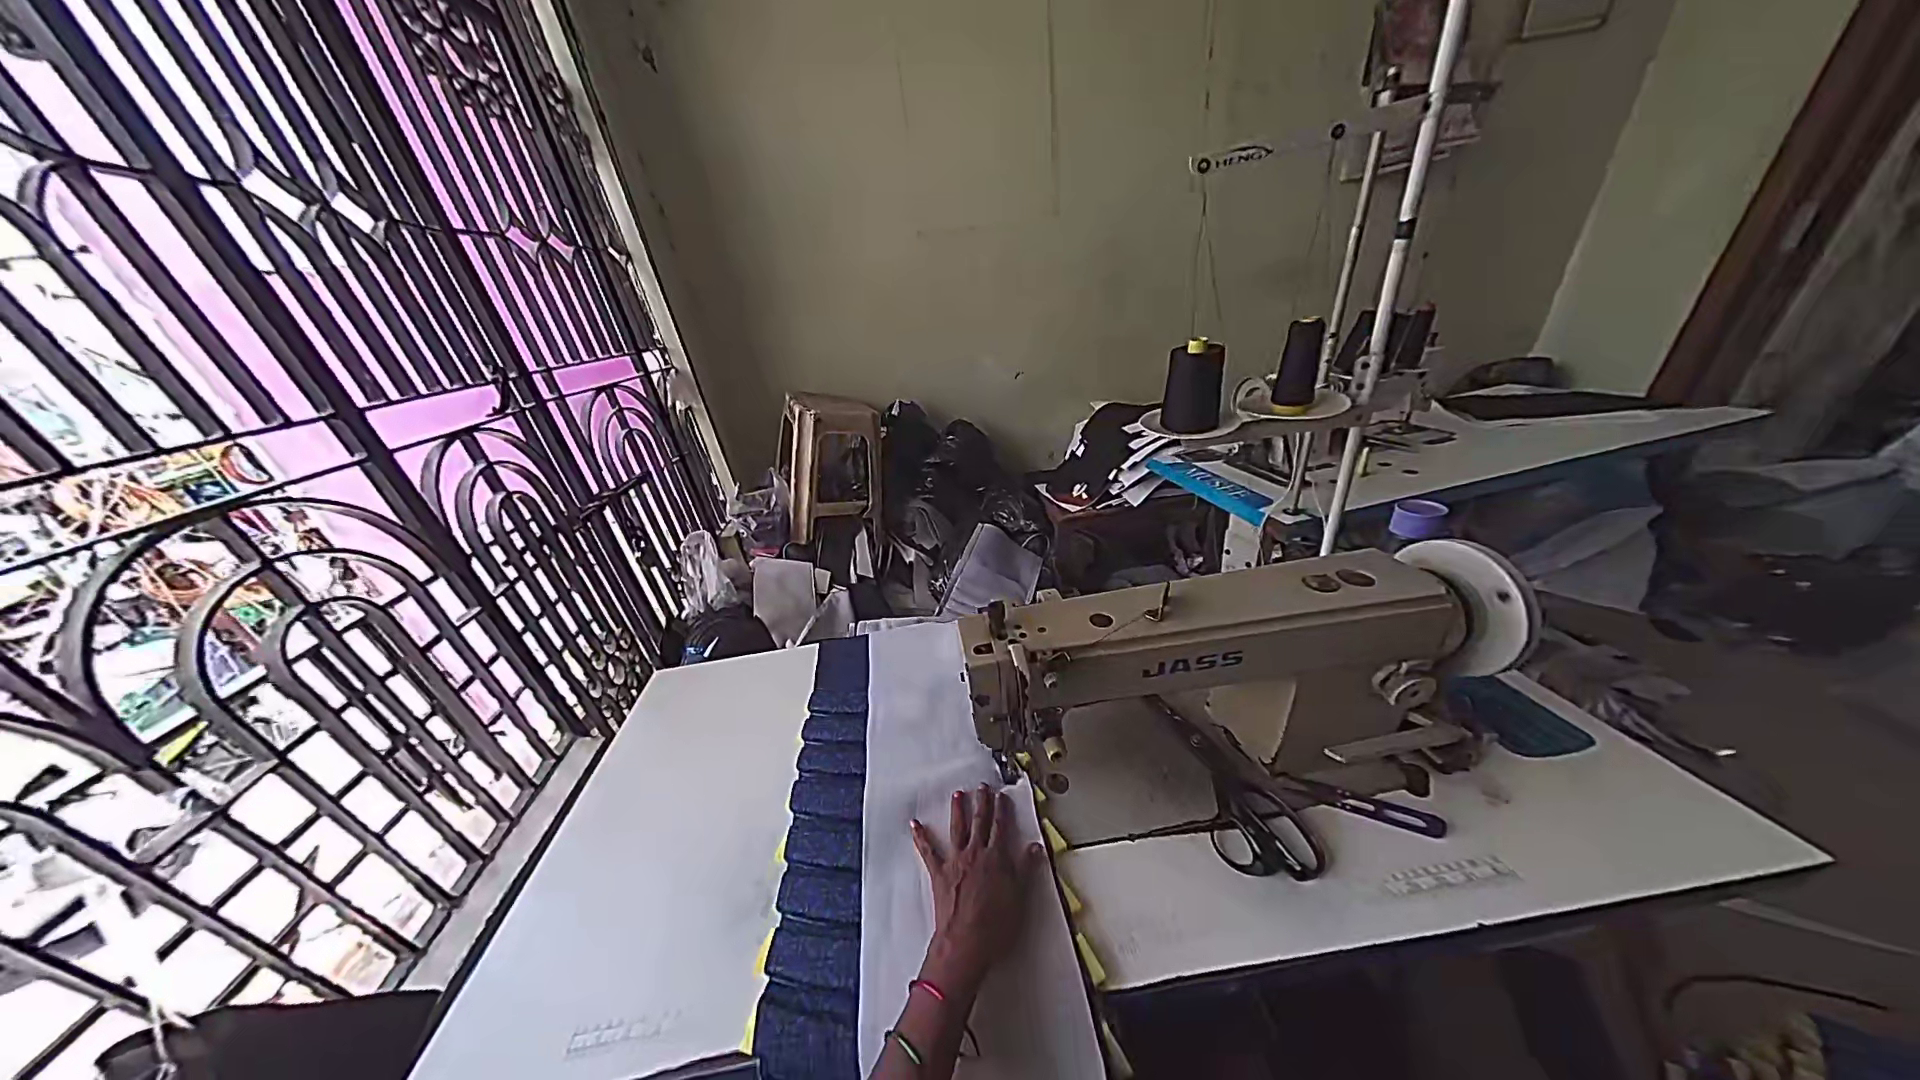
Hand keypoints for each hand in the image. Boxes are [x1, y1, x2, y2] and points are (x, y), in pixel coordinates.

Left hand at [910, 785, 1047, 993]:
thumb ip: (1026, 869)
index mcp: (996, 858)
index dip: (1002, 811)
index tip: (1002, 797)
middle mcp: (975, 854)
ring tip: (958, 795)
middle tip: (983, 788)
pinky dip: (921, 837)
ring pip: (957, 829)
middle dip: (982, 803)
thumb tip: (1035, 848)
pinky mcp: (939, 873)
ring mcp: (955, 861)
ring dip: (958, 810)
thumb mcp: (1020, 897)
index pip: (1001, 827)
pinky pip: (928, 851)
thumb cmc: (995, 926)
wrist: (966, 943)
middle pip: (980, 822)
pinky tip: (915, 825)